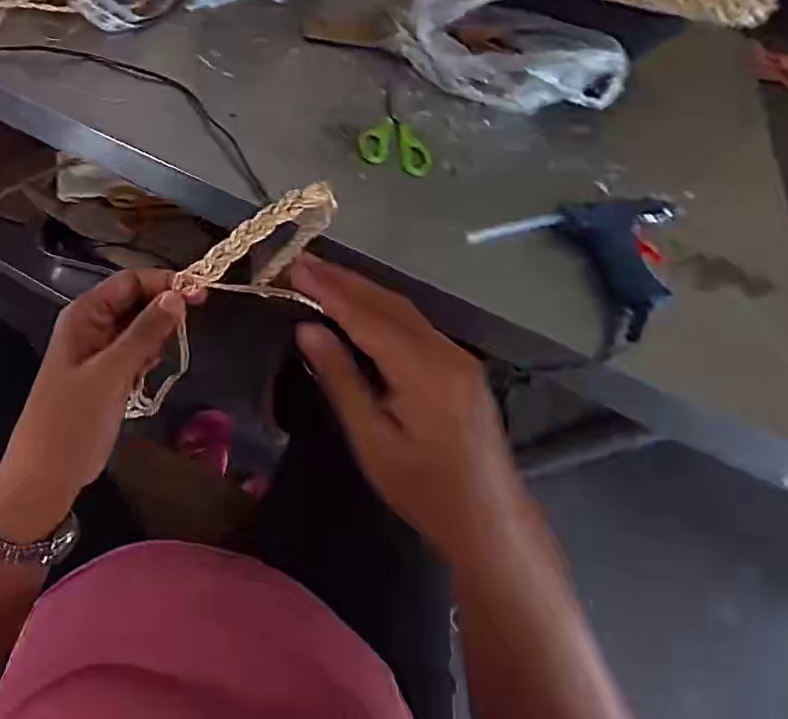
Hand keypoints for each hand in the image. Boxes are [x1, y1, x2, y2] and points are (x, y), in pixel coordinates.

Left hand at [0, 270, 197, 541]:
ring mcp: (98, 351)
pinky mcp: (106, 375)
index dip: (165, 283)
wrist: (46, 474)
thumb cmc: (72, 420)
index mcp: (84, 315)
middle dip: (161, 314)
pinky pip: (134, 354)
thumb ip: (145, 332)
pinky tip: (144, 379)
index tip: (200, 295)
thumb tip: (177, 296)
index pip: (130, 281)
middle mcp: (90, 326)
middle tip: (179, 337)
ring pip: (139, 329)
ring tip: (149, 367)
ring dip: (154, 341)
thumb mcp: (111, 373)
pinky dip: (146, 361)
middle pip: (136, 302)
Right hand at [288, 256, 513, 544]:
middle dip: (342, 280)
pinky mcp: (459, 367)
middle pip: (387, 304)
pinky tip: (358, 304)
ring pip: (402, 310)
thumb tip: (307, 329)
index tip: (295, 268)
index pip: (367, 317)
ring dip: (360, 289)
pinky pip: (413, 325)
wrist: (492, 526)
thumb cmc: (425, 490)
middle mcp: (447, 353)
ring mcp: (458, 358)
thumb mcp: (372, 440)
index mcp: (426, 371)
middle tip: (301, 261)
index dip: (328, 291)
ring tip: (321, 273)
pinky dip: (379, 308)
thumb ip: (340, 379)